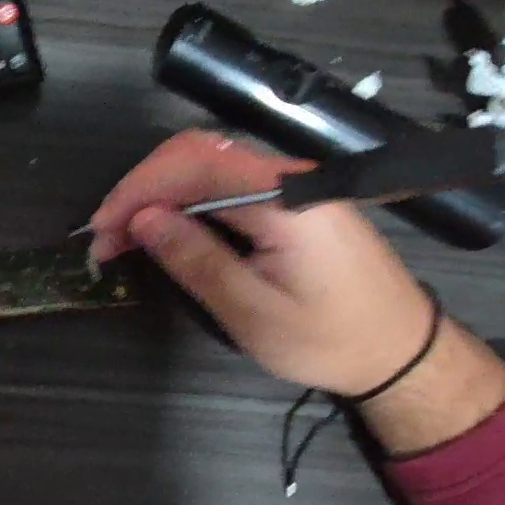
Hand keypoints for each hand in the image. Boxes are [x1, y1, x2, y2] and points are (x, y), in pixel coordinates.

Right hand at [89, 130, 441, 397]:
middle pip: (197, 154)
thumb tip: (142, 220)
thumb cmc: (330, 340)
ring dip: (159, 194)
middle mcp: (289, 176)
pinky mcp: (291, 198)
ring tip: (124, 237)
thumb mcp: (254, 313)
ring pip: (207, 165)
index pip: (194, 165)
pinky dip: (185, 201)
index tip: (100, 232)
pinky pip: (226, 183)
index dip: (137, 191)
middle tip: (105, 238)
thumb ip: (197, 260)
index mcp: (285, 198)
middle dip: (141, 189)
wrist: (403, 349)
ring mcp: (292, 184)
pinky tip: (164, 228)